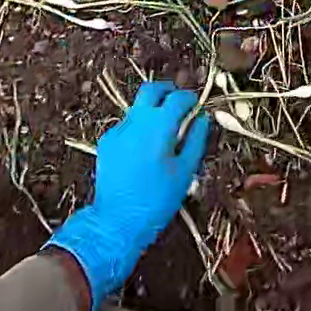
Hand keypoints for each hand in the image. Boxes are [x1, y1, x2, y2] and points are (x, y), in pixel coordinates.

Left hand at [45, 81, 211, 310]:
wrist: (116, 221)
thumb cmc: (157, 199)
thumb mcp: (185, 171)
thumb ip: (196, 139)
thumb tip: (203, 118)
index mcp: (159, 125)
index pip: (178, 98)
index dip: (190, 98)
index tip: (196, 105)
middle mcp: (137, 120)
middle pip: (152, 89)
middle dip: (167, 91)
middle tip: (179, 103)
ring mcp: (119, 129)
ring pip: (138, 106)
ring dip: (153, 110)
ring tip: (164, 130)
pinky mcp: (107, 141)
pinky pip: (127, 125)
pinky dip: (139, 127)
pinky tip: (145, 148)